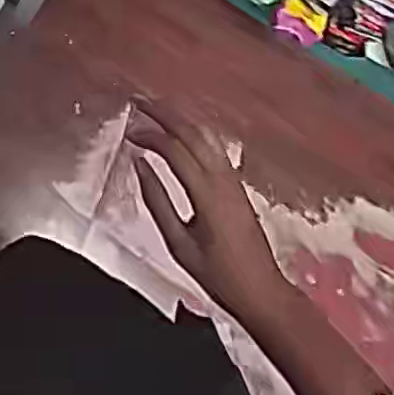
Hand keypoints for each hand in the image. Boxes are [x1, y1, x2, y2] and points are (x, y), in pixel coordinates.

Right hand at [127, 96, 285, 318]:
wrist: (263, 292)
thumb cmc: (218, 275)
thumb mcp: (179, 244)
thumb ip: (157, 201)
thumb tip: (139, 164)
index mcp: (207, 194)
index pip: (173, 149)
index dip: (149, 136)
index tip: (129, 134)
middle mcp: (222, 178)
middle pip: (191, 132)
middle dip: (163, 113)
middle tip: (138, 102)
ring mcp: (233, 178)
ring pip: (206, 133)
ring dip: (180, 116)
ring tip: (157, 109)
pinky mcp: (237, 182)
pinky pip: (214, 144)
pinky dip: (194, 128)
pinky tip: (181, 129)